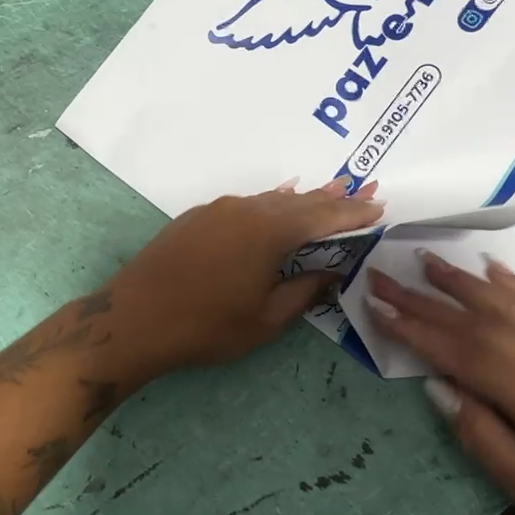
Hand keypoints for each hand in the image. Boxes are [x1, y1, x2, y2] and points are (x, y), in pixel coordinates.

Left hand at [103, 178, 383, 376]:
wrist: (134, 318)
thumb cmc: (206, 326)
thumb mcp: (265, 320)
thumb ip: (303, 291)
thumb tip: (331, 272)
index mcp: (269, 232)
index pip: (323, 217)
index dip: (353, 212)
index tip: (379, 206)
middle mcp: (246, 210)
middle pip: (300, 202)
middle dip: (334, 198)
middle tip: (365, 188)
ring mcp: (218, 210)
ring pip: (271, 200)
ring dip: (302, 199)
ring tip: (330, 190)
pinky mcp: (197, 218)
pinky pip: (246, 204)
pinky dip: (270, 203)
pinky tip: (277, 200)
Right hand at [365, 253, 514, 514]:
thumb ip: (485, 438)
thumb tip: (438, 387)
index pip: (462, 352)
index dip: (415, 329)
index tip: (375, 305)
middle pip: (480, 322)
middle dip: (426, 298)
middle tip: (383, 275)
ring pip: (512, 307)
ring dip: (466, 282)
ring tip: (429, 262)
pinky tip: (498, 273)